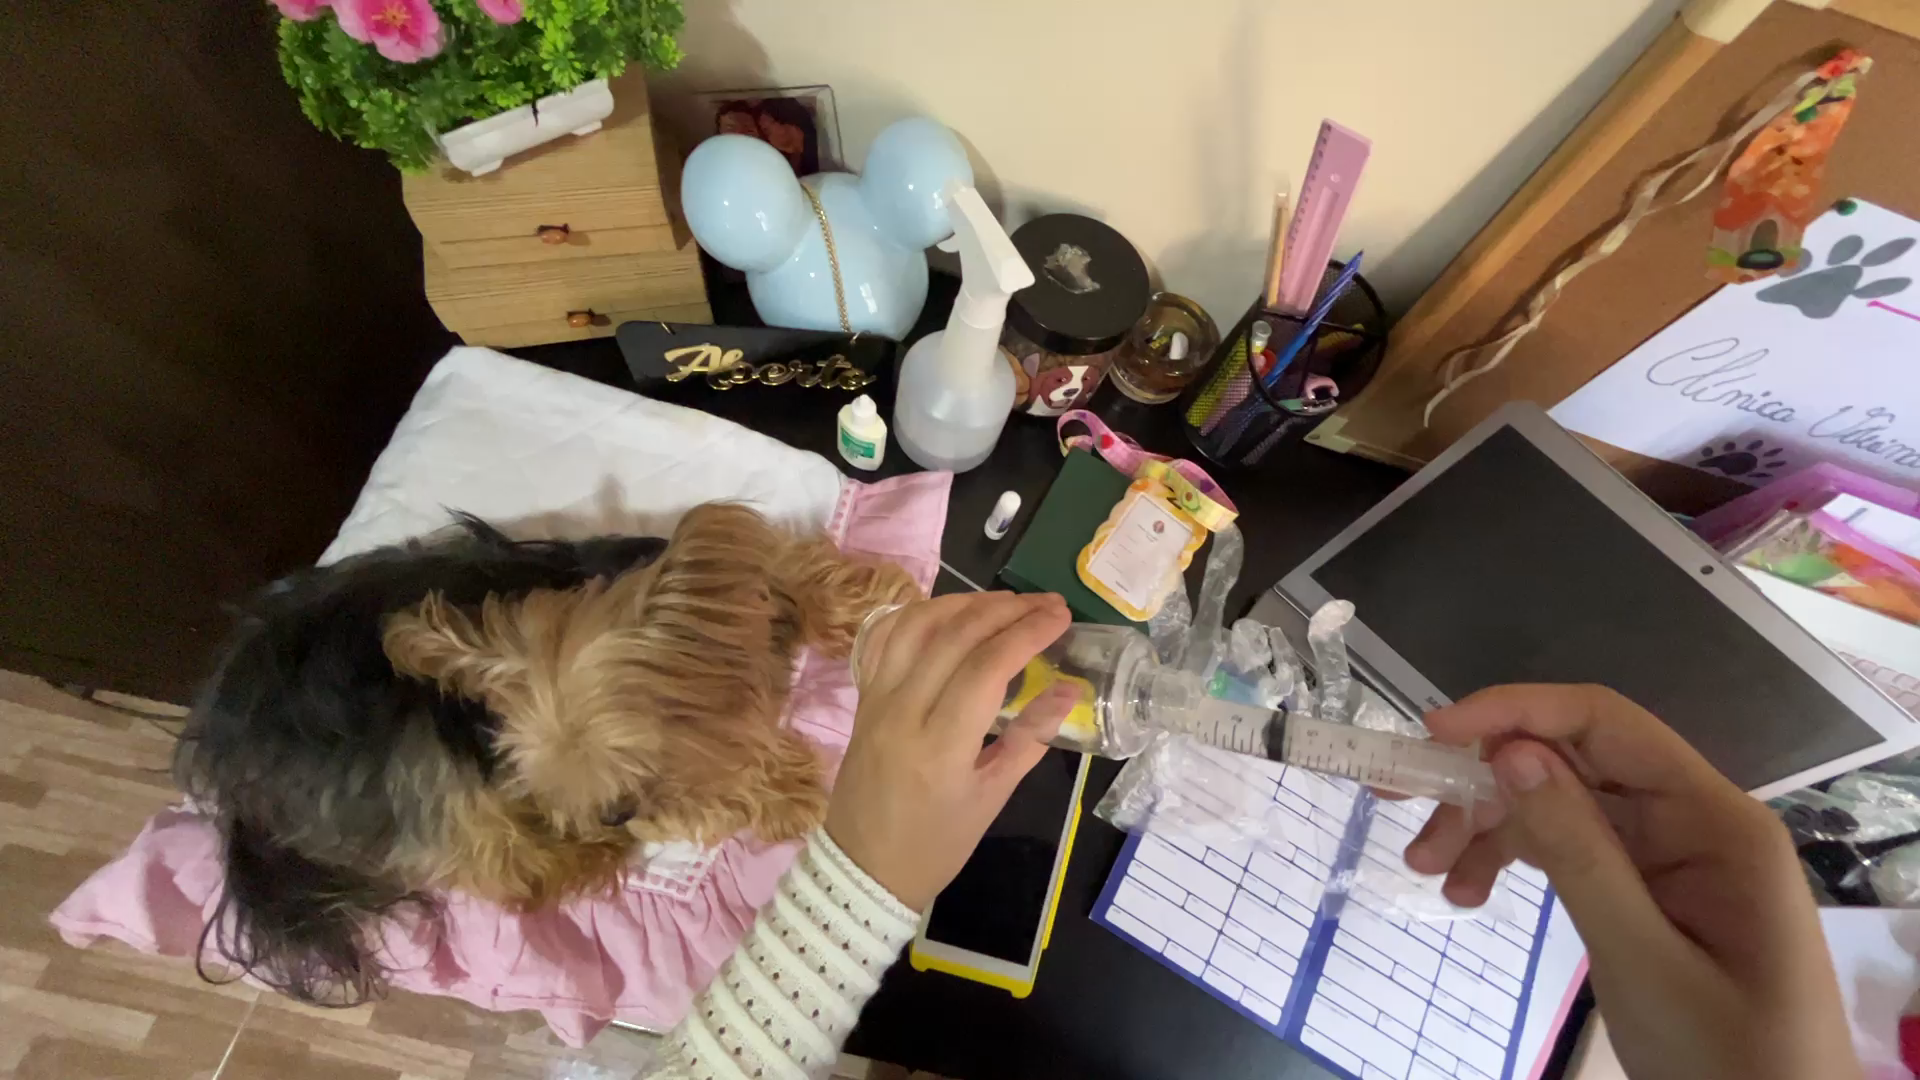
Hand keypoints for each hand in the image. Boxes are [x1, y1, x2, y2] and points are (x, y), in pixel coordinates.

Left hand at [826, 592, 1074, 910]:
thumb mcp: (993, 797)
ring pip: (915, 626)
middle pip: (954, 637)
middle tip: (1044, 603)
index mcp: (941, 747)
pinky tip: (950, 611)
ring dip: (963, 603)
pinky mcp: (863, 696)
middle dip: (1006, 610)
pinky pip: (885, 639)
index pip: (987, 668)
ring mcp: (876, 699)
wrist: (864, 868)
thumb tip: (1070, 688)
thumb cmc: (937, 844)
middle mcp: (902, 712)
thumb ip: (1032, 737)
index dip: (1027, 633)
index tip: (1061, 616)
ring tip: (1003, 601)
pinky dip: (918, 614)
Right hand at [1404, 684, 1857, 1079]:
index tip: (1434, 732)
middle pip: (1556, 759)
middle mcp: (1680, 814)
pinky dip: (1497, 856)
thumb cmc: (1728, 1053)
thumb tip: (1509, 753)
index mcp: (1710, 818)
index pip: (1601, 722)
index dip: (1513, 710)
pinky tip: (1463, 889)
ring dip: (1476, 826)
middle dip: (1477, 781)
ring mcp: (1652, 843)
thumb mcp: (1642, 954)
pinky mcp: (1626, 871)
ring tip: (1426, 867)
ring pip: (1539, 798)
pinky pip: (1546, 839)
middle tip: (1400, 801)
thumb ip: (1578, 850)